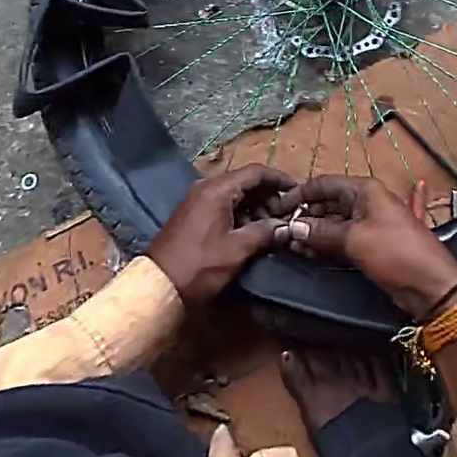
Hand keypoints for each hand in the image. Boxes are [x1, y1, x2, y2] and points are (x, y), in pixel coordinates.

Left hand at [147, 164, 296, 307]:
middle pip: (245, 182)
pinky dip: (241, 213)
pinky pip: (223, 204)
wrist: (159, 284)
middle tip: (287, 216)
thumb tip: (286, 226)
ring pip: (235, 194)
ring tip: (273, 227)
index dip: (278, 179)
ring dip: (255, 207)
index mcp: (217, 189)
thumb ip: (264, 233)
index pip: (255, 172)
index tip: (297, 191)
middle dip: (268, 197)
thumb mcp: (236, 250)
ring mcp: (199, 199)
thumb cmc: (199, 265)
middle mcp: (207, 187)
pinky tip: (253, 232)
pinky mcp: (195, 213)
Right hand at [270, 175, 456, 319]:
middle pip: (330, 203)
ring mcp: (374, 223)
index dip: (301, 193)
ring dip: (317, 232)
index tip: (279, 207)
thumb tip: (292, 228)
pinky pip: (347, 238)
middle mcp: (368, 202)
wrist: (434, 289)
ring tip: (295, 246)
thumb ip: (321, 232)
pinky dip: (331, 242)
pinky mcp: (377, 245)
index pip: (325, 184)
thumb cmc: (395, 254)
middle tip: (285, 232)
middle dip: (307, 216)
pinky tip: (315, 247)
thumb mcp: (354, 240)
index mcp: (365, 190)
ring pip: (337, 222)